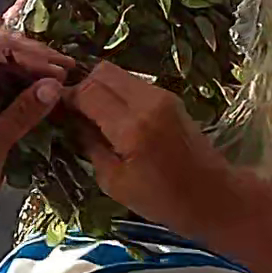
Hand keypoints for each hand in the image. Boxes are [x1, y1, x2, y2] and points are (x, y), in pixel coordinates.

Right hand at [64, 63, 271, 237]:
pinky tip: (111, 115)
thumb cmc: (163, 199)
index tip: (53, 108)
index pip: (86, 92)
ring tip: (90, 113)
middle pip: (101, 72)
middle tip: (72, 109)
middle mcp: (148, 103)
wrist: (218, 198)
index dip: (65, 97)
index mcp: (131, 127)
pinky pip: (131, 83)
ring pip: (116, 74)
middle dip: (81, 86)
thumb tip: (69, 120)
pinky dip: (115, 92)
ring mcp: (161, 97)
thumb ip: (88, 144)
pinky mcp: (169, 98)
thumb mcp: (113, 181)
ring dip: (98, 88)